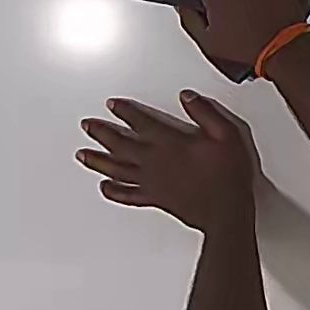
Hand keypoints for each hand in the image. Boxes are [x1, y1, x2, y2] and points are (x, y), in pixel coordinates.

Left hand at [77, 91, 261, 233]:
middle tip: (87, 126)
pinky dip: (113, 191)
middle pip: (119, 144)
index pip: (140, 122)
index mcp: (169, 143)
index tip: (112, 105)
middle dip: (101, 133)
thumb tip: (187, 97)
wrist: (226, 211)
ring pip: (116, 169)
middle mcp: (154, 162)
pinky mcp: (155, 199)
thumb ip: (204, 112)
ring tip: (82, 155)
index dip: (124, 111)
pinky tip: (104, 187)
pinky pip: (127, 195)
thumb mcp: (224, 134)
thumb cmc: (226, 174)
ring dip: (97, 160)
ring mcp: (151, 182)